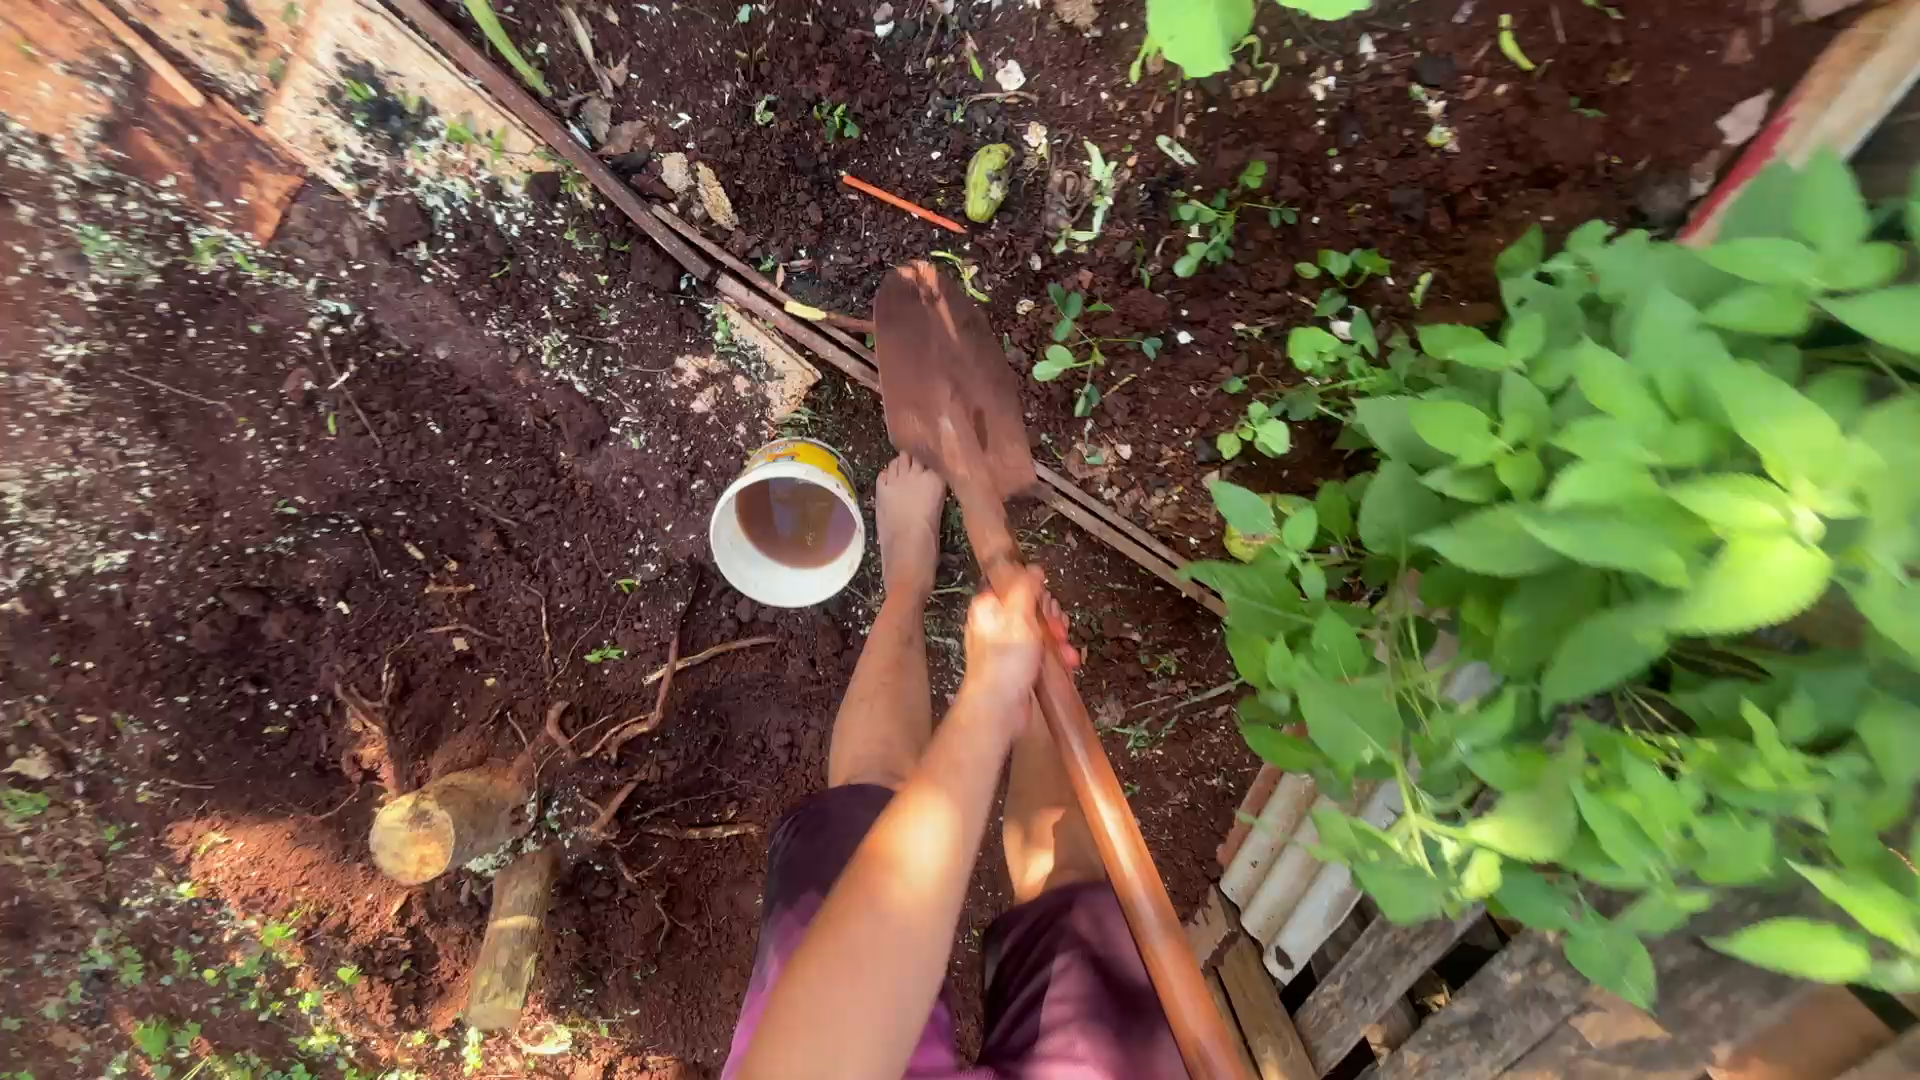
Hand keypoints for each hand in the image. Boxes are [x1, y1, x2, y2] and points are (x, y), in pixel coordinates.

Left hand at [960, 567, 1077, 713]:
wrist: (999, 709)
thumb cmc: (1003, 664)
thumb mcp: (1018, 617)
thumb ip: (1025, 589)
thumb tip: (1033, 569)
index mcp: (989, 608)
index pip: (1016, 587)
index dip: (1037, 594)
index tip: (1048, 604)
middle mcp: (996, 625)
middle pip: (1032, 610)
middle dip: (1052, 620)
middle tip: (1058, 629)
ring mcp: (1008, 646)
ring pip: (1041, 632)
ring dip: (1058, 639)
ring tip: (1065, 650)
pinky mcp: (1020, 666)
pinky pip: (1043, 653)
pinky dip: (1056, 655)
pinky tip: (1067, 662)